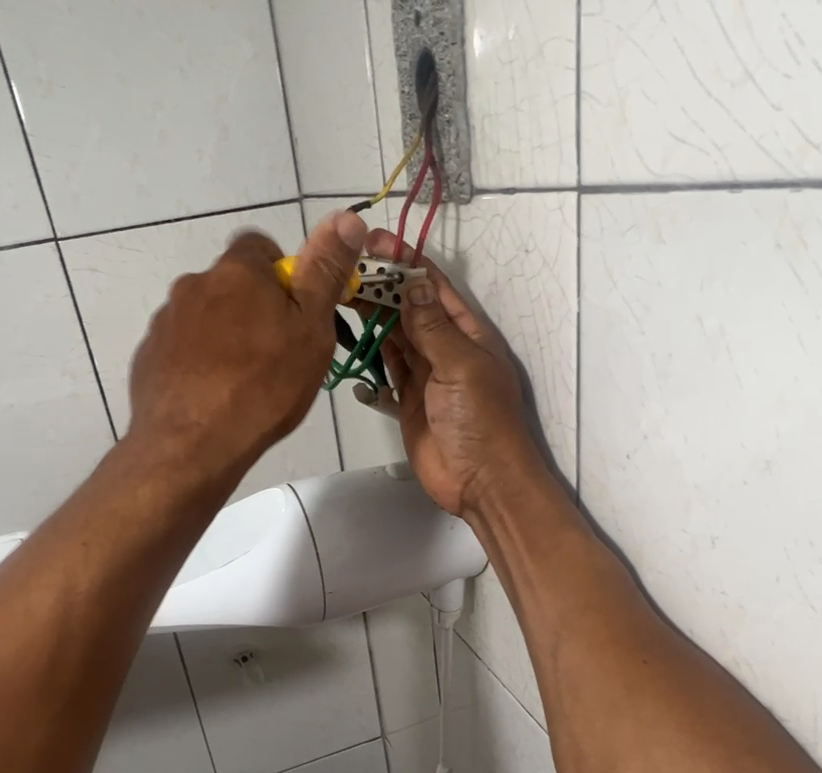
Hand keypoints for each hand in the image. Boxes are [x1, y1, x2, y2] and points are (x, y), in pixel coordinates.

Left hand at [126, 212, 366, 480]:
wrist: (192, 444)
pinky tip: (212, 399)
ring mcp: (165, 323)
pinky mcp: (148, 358)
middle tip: (277, 354)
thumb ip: (325, 272)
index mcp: (236, 272)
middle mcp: (193, 285)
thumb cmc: (264, 386)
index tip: (295, 312)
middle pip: (230, 285)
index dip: (282, 274)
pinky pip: (181, 350)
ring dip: (223, 337)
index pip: (259, 247)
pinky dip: (197, 364)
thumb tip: (347, 216)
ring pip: (204, 319)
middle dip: (252, 309)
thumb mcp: (310, 329)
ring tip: (243, 384)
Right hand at [366, 229, 549, 519]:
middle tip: (343, 269)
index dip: (405, 264)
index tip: (373, 243)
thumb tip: (411, 284)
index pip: (433, 287)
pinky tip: (351, 340)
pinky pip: (388, 370)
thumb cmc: (480, 420)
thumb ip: (433, 327)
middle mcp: (446, 348)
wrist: (482, 480)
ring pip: (395, 337)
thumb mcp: (461, 366)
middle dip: (381, 287)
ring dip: (371, 317)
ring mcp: (426, 375)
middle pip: (409, 308)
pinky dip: (371, 356)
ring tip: (339, 295)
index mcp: (467, 332)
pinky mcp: (409, 401)